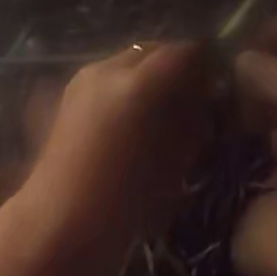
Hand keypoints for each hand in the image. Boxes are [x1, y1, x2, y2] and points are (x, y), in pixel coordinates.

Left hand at [25, 41, 210, 247]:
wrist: (58, 226)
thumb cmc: (124, 205)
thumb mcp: (173, 163)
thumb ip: (192, 120)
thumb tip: (205, 97)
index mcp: (137, 84)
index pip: (183, 51)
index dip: (205, 60)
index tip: (218, 79)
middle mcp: (109, 68)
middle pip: (155, 49)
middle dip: (177, 65)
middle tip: (194, 93)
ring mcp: (87, 74)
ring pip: (133, 58)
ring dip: (153, 72)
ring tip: (165, 104)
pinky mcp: (72, 88)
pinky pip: (113, 72)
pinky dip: (131, 82)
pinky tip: (136, 113)